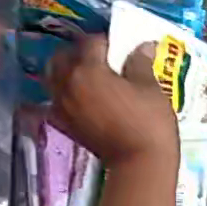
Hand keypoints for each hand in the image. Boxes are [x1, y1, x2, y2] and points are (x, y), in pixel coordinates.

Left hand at [48, 35, 178, 171]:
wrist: (140, 164)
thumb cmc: (150, 123)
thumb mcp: (151, 89)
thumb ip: (141, 63)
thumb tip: (142, 46)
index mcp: (87, 70)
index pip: (92, 43)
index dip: (109, 41)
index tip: (124, 47)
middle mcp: (67, 83)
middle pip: (64, 57)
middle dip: (81, 53)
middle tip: (103, 59)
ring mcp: (62, 105)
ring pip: (55, 77)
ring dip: (69, 71)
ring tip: (91, 77)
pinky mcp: (64, 124)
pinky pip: (57, 99)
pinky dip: (67, 93)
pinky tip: (84, 98)